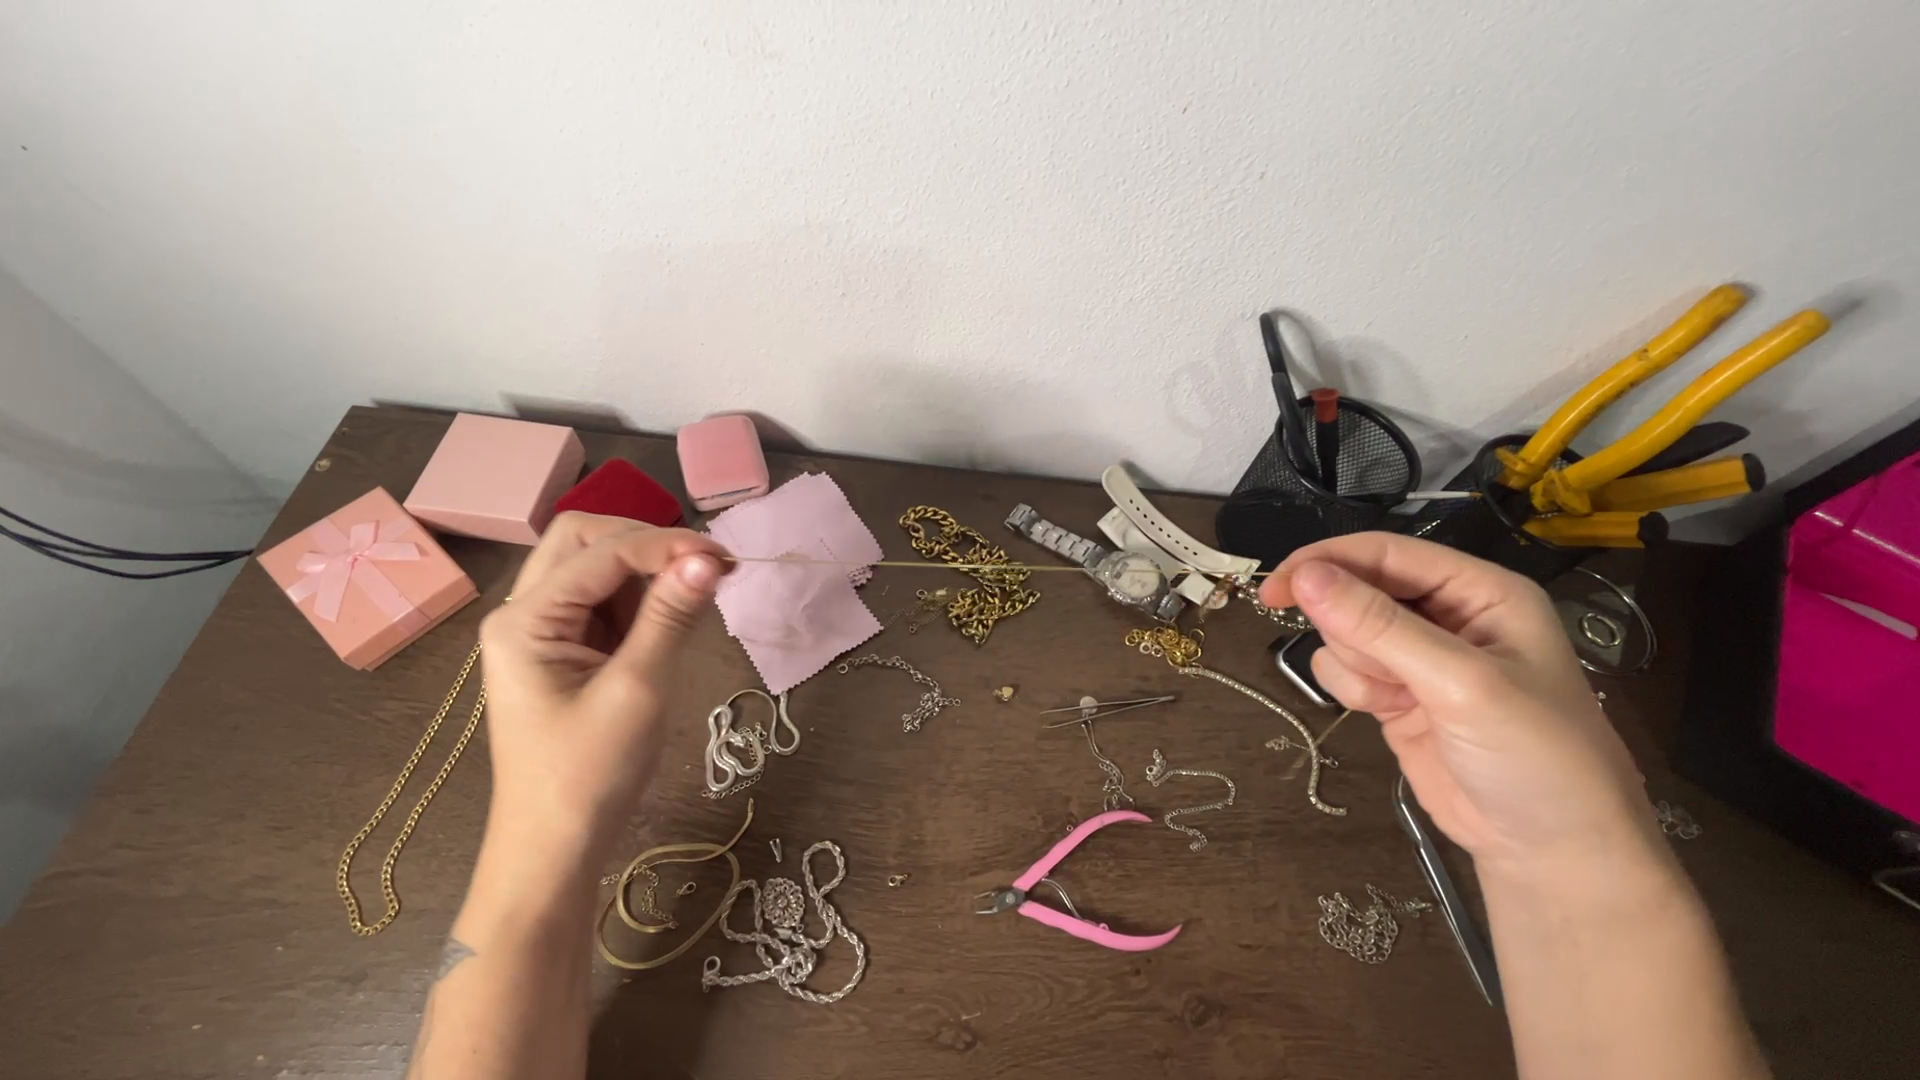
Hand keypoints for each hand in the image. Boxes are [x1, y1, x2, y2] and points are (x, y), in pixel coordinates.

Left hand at [477, 513, 727, 861]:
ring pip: (594, 566)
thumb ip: (670, 616)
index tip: (724, 558)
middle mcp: (523, 613)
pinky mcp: (561, 650)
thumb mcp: (638, 689)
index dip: (666, 545)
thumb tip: (709, 559)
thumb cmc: (590, 773)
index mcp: (525, 620)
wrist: (555, 845)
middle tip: (704, 566)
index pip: (603, 552)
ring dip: (645, 569)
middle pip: (584, 540)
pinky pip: (601, 601)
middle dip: (646, 542)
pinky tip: (671, 615)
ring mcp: (540, 631)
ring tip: (696, 590)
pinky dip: (639, 597)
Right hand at [1259, 533, 1653, 870]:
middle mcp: (1446, 613)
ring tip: (1397, 700)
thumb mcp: (1461, 684)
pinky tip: (1389, 713)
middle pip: (1356, 588)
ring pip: (1341, 630)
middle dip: (1349, 626)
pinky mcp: (1393, 691)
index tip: (1276, 587)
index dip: (1327, 561)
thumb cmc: (1533, 756)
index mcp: (1479, 590)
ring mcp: (1417, 655)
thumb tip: (1304, 576)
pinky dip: (1352, 689)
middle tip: (1376, 671)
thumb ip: (1380, 626)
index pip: (1386, 553)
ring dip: (1355, 664)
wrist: (1549, 851)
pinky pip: (1342, 668)